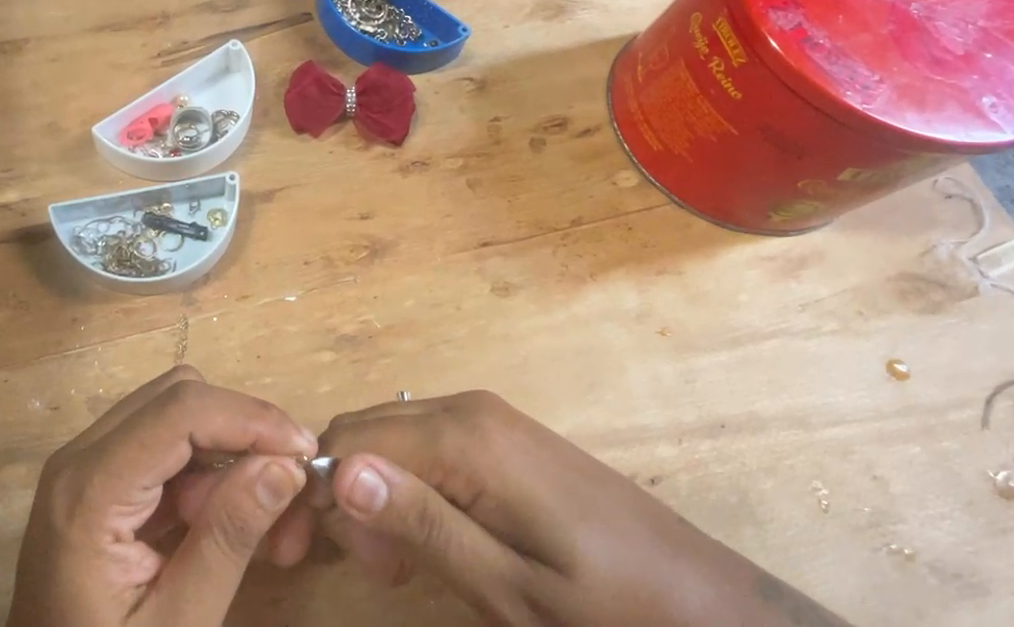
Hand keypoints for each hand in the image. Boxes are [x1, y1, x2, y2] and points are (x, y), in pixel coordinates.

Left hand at [8, 365, 317, 626]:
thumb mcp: (177, 623)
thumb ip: (228, 538)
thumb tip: (285, 464)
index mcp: (89, 490)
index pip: (179, 410)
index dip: (250, 418)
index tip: (305, 452)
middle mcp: (79, 458)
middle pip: (176, 398)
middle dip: (242, 432)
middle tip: (292, 489)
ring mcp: (83, 466)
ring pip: (172, 416)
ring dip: (228, 453)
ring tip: (270, 522)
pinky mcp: (94, 481)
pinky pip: (160, 449)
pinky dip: (204, 474)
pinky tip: (233, 522)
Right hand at [271, 392, 852, 626]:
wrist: (705, 601)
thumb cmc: (607, 607)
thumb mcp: (508, 588)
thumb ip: (422, 524)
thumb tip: (341, 472)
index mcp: (463, 437)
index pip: (352, 439)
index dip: (318, 491)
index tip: (307, 554)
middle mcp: (466, 407)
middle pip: (366, 429)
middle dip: (344, 491)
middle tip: (368, 568)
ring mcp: (486, 416)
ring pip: (391, 435)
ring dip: (374, 491)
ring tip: (397, 562)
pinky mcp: (501, 434)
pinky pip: (425, 442)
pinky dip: (407, 484)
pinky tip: (429, 535)